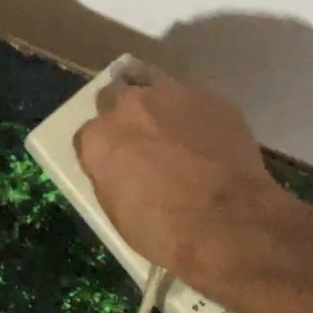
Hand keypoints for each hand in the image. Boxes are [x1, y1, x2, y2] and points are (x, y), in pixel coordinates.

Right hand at [73, 65, 301, 285]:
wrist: (225, 221)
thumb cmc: (160, 229)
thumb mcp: (116, 211)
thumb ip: (110, 175)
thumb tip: (118, 167)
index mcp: (99, 138)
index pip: (87, 134)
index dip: (99, 150)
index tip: (110, 164)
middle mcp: (130, 106)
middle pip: (114, 97)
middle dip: (120, 116)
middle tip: (135, 140)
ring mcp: (173, 95)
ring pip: (152, 83)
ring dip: (152, 102)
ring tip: (164, 124)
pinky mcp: (212, 98)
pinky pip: (192, 99)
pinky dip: (190, 114)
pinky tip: (201, 136)